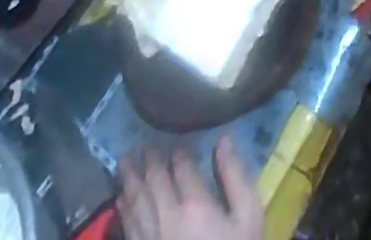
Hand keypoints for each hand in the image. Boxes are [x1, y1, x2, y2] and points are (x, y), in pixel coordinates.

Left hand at [118, 137, 262, 239]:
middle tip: (141, 145)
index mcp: (195, 203)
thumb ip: (234, 175)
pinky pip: (127, 225)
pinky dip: (123, 207)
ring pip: (134, 201)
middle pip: (152, 180)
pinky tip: (122, 198)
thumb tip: (224, 140)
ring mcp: (149, 238)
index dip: (178, 151)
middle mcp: (166, 216)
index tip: (178, 143)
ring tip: (125, 161)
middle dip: (147, 160)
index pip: (180, 166)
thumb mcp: (248, 214)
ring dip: (129, 179)